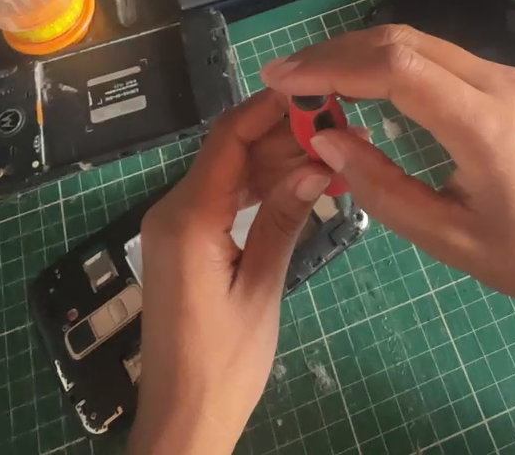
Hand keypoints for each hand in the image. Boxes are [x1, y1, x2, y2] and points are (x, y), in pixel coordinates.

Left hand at [129, 90, 331, 454]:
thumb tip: (316, 162)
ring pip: (231, 170)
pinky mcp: (185, 240)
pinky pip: (225, 196)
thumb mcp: (261, 290)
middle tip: (341, 129)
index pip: (229, 138)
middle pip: (231, 150)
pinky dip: (261, 187)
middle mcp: (173, 210)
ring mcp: (176, 224)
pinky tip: (302, 183)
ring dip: (277, 160)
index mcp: (188, 218)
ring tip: (332, 154)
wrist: (181, 422)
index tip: (315, 93)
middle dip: (284, 134)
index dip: (270, 108)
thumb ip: (283, 219)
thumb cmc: (222, 366)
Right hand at [261, 24, 514, 324]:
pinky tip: (364, 84)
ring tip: (314, 79)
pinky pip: (438, 58)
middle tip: (288, 77)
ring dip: (362, 53)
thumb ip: (379, 186)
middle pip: (403, 42)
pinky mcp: (510, 83)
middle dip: (337, 52)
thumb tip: (325, 140)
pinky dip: (391, 63)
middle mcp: (499, 82)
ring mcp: (509, 77)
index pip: (395, 69)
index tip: (282, 79)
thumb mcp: (447, 237)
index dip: (331, 66)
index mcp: (485, 124)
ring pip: (420, 43)